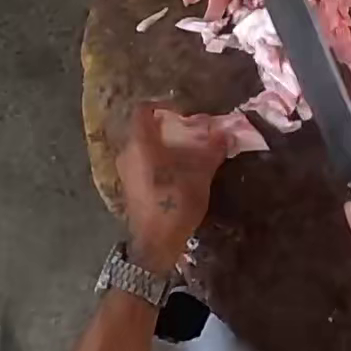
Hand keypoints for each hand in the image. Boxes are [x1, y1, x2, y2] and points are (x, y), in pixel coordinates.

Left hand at [115, 104, 226, 273]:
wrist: (155, 244)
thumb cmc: (174, 203)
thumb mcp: (199, 174)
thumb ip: (211, 150)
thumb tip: (225, 133)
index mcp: (139, 144)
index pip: (142, 110)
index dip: (162, 106)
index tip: (183, 112)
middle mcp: (127, 153)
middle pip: (143, 128)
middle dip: (167, 127)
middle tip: (190, 131)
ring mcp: (125, 171)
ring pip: (143, 147)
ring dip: (163, 145)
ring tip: (187, 151)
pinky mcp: (129, 186)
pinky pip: (141, 162)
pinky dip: (157, 159)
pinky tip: (177, 170)